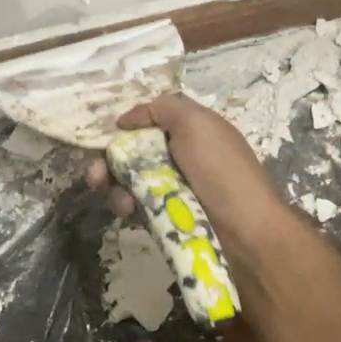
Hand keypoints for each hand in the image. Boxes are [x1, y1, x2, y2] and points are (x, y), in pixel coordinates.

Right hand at [83, 93, 297, 249]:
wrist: (245, 232)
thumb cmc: (221, 171)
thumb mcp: (195, 123)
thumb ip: (161, 109)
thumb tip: (126, 119)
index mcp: (192, 133)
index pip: (151, 123)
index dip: (128, 127)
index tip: (109, 134)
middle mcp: (181, 159)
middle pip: (133, 153)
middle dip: (109, 162)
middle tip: (95, 174)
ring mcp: (173, 190)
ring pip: (129, 183)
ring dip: (114, 188)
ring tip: (119, 200)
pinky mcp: (166, 218)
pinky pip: (137, 208)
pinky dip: (127, 208)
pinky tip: (128, 212)